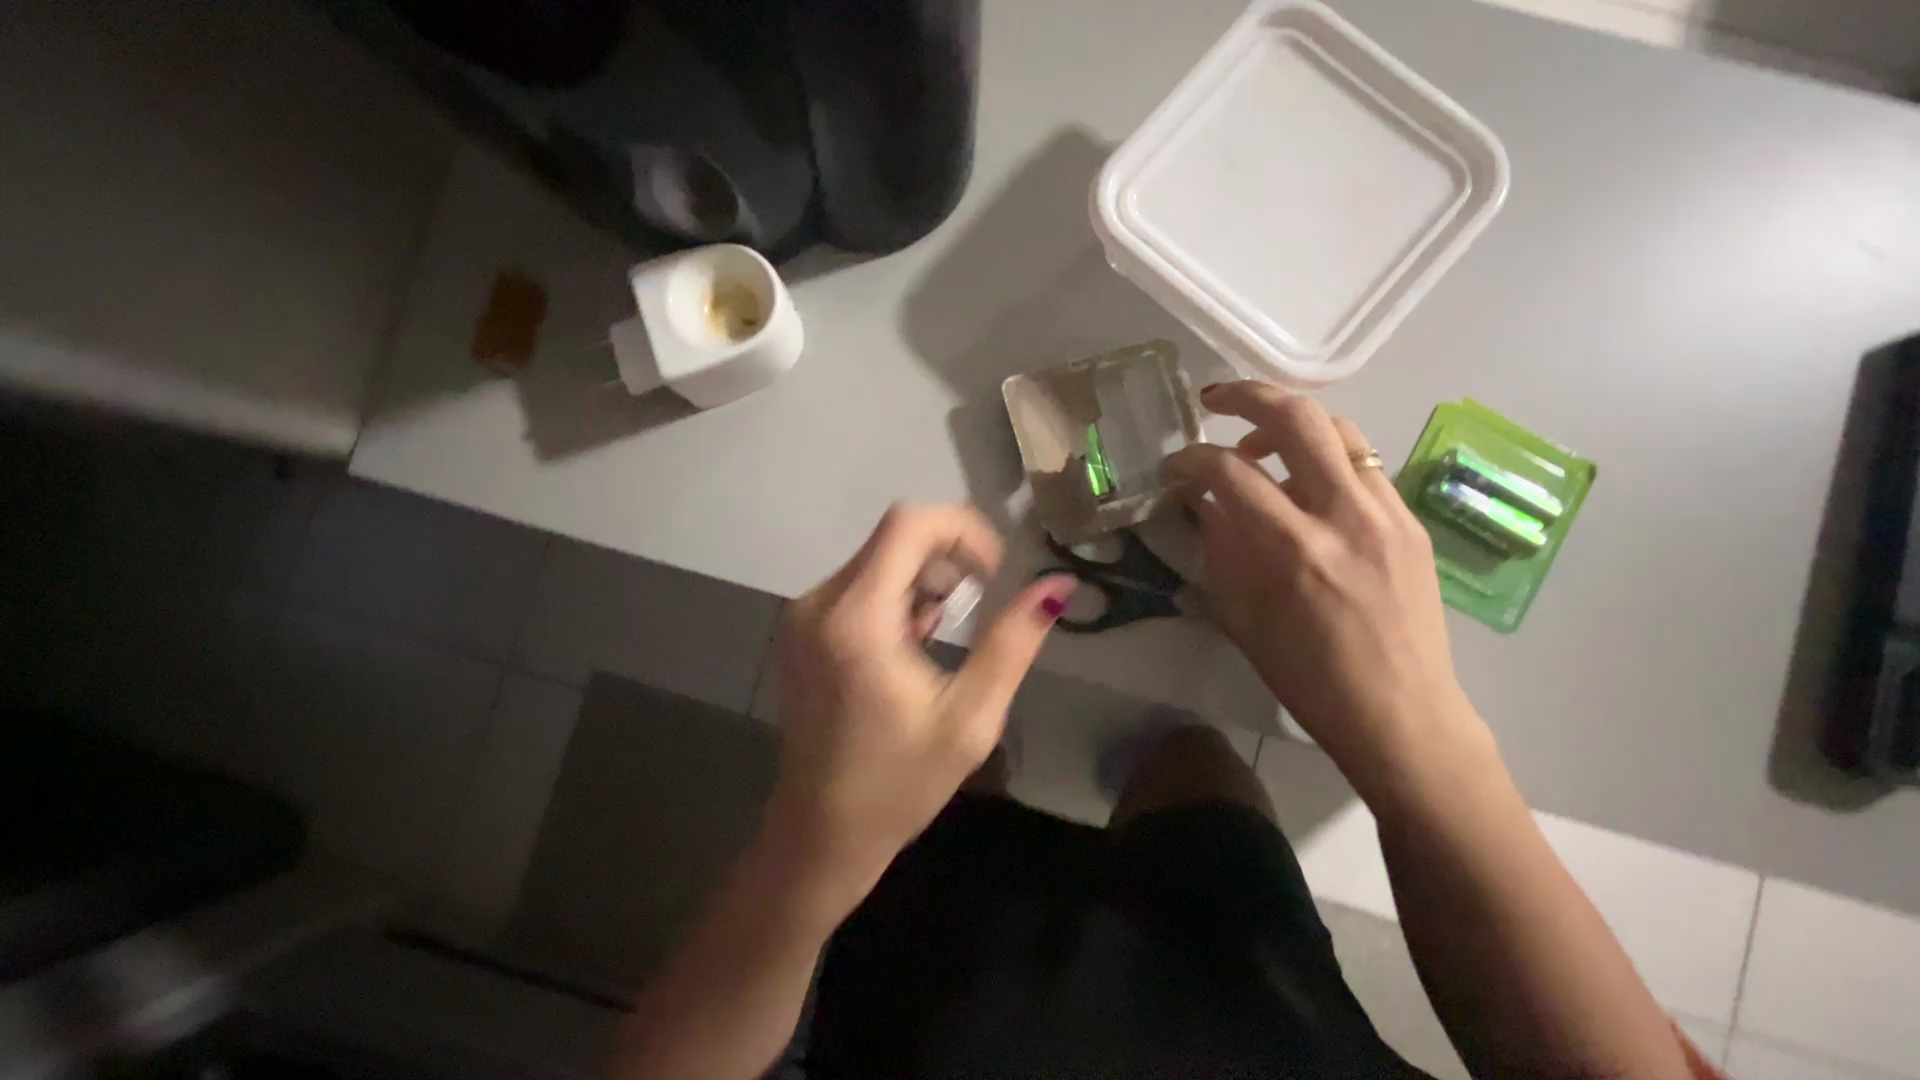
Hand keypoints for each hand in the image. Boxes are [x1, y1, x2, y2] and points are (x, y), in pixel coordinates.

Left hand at [765, 503, 1074, 915]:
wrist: (820, 832)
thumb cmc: (900, 783)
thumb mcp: (970, 718)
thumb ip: (1012, 643)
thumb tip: (1058, 584)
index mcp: (857, 619)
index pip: (909, 523)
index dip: (963, 530)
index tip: (993, 574)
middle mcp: (820, 602)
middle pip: (894, 537)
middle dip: (947, 557)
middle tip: (977, 606)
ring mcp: (804, 615)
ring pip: (877, 558)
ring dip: (922, 578)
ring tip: (944, 634)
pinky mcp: (801, 629)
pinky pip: (857, 584)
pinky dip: (895, 596)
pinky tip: (913, 645)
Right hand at [1164, 382, 1484, 791]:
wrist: (1403, 714)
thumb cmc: (1310, 679)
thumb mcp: (1243, 618)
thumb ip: (1221, 548)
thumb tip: (1203, 500)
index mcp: (1295, 549)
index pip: (1230, 471)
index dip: (1191, 459)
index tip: (1174, 467)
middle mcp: (1346, 515)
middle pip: (1297, 418)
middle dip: (1246, 396)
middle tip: (1214, 401)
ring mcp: (1388, 513)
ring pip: (1339, 429)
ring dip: (1290, 424)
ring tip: (1260, 449)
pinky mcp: (1411, 521)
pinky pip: (1363, 465)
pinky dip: (1325, 458)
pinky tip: (1306, 487)